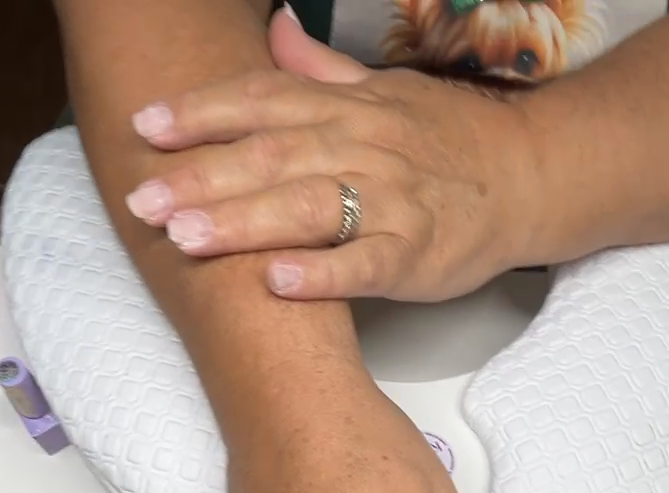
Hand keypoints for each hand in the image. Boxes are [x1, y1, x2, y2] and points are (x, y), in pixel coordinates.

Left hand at [121, 9, 535, 302]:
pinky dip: (321, 274)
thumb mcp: (383, 93)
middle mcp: (362, 146)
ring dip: (245, 222)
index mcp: (347, 108)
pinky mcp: (415, 254)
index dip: (201, 113)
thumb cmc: (445, 141)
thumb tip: (271, 33)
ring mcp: (391, 200)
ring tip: (186, 238)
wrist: (525, 175)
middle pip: (272, 156)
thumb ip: (322, 73)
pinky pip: (364, 263)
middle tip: (143, 200)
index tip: (145, 129)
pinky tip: (275, 282)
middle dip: (202, 177)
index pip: (264, 102)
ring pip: (309, 207)